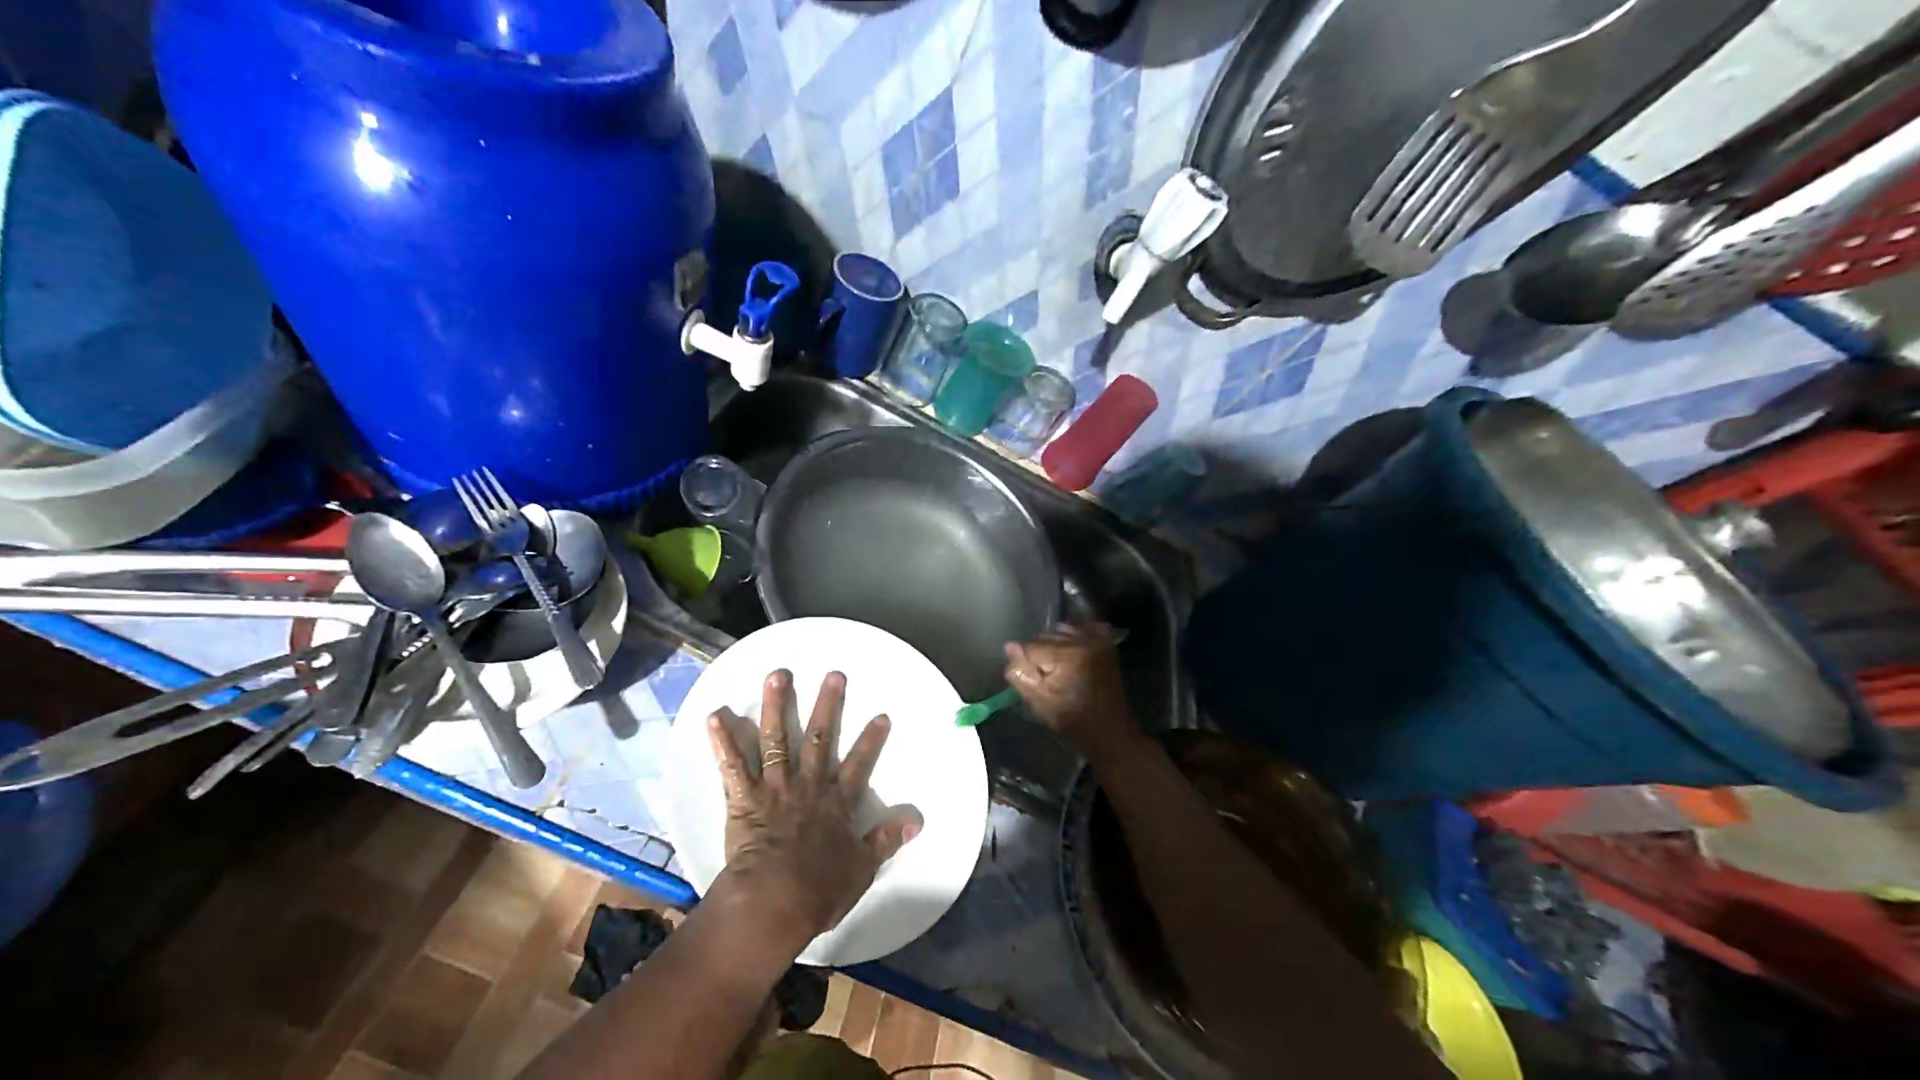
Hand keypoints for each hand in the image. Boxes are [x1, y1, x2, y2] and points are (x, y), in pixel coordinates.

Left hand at [708, 670, 920, 943]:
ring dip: (776, 706)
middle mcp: (808, 786)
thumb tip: (917, 819)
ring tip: (777, 675)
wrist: (773, 902)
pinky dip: (723, 742)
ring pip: (777, 739)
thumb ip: (886, 839)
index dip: (871, 740)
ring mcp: (776, 788)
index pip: (858, 765)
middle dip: (828, 705)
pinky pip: (733, 766)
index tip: (880, 715)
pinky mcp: (745, 799)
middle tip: (833, 675)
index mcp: (836, 803)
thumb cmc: (818, 891)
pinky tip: (715, 716)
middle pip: (820, 739)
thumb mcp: (862, 868)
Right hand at [1004, 622, 1135, 753]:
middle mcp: (1083, 640)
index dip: (1023, 662)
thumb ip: (1020, 673)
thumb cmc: (1072, 719)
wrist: (1108, 728)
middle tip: (1042, 674)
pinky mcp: (1105, 641)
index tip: (1025, 675)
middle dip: (1038, 652)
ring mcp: (1097, 638)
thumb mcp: (1038, 701)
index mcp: (1067, 656)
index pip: (1030, 647)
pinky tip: (1071, 651)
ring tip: (1057, 665)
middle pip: (1045, 636)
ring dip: (1054, 643)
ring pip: (1061, 630)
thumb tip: (1010, 648)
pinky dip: (1074, 635)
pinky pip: (1081, 626)